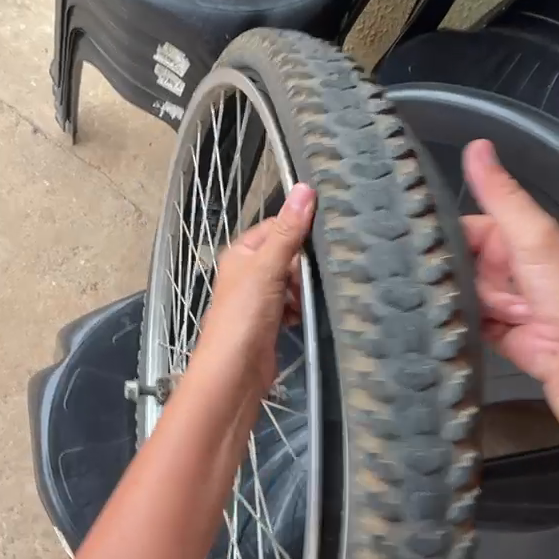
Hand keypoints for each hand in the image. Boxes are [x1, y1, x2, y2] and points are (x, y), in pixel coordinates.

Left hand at [183, 183, 315, 406]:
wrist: (235, 371)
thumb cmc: (244, 314)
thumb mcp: (267, 266)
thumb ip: (288, 230)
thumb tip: (305, 187)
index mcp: (241, 252)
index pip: (277, 227)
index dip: (298, 232)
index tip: (322, 238)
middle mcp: (248, 272)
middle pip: (288, 256)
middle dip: (303, 267)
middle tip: (311, 278)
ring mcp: (258, 298)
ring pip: (294, 282)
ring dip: (304, 290)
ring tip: (304, 301)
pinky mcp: (270, 322)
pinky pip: (294, 306)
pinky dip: (300, 310)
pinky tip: (302, 318)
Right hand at [460, 140, 558, 402]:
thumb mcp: (531, 233)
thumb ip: (500, 193)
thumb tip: (476, 142)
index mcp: (516, 236)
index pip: (463, 226)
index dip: (442, 232)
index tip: (414, 237)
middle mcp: (505, 265)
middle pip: (455, 260)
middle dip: (450, 270)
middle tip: (443, 277)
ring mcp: (497, 299)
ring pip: (454, 289)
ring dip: (460, 297)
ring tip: (466, 304)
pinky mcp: (488, 329)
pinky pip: (459, 317)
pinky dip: (457, 319)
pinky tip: (447, 318)